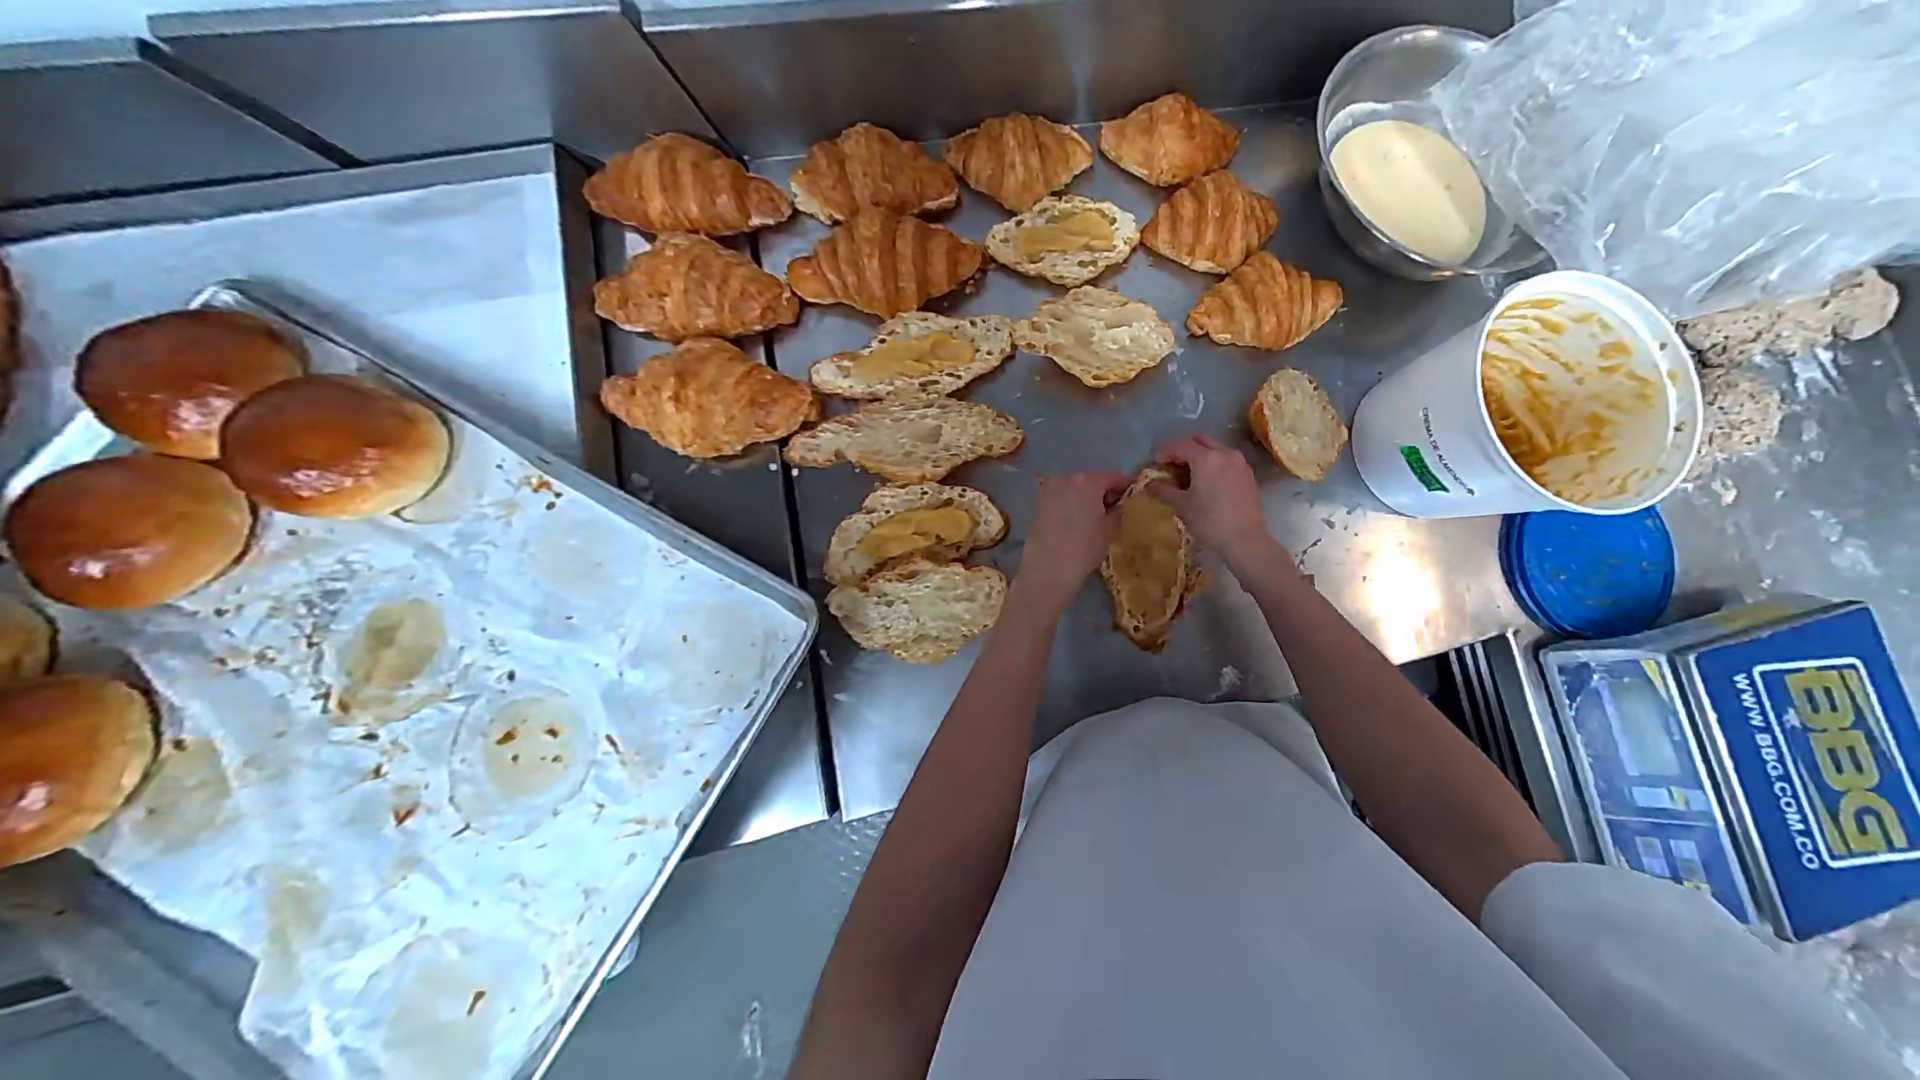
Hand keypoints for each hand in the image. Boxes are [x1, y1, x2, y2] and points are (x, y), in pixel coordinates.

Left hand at [1010, 471, 1128, 615]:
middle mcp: (1066, 478)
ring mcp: (1049, 489)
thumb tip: (1117, 504)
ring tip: (1091, 518)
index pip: (1114, 477)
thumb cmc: (1085, 546)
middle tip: (1110, 511)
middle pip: (1092, 479)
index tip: (1129, 500)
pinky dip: (1070, 503)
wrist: (1049, 567)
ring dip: (1085, 497)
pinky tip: (1074, 521)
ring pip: (1075, 487)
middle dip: (1103, 492)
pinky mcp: (1039, 502)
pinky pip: (1061, 497)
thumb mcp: (1109, 528)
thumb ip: (1117, 510)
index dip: (1125, 487)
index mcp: (1087, 480)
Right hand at [1150, 435, 1281, 570]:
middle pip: (1200, 440)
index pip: (1181, 446)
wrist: (1244, 539)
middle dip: (1184, 448)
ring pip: (1216, 448)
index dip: (1166, 452)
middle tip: (1172, 464)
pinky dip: (1213, 463)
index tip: (1156, 463)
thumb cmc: (1209, 521)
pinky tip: (1207, 481)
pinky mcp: (1248, 474)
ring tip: (1189, 473)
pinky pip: (1226, 460)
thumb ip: (1164, 490)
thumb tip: (1150, 485)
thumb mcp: (1182, 505)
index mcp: (1207, 458)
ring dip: (1200, 455)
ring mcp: (1240, 463)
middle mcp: (1225, 454)